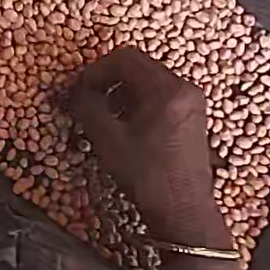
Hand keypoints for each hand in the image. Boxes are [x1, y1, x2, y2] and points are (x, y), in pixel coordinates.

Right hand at [69, 47, 226, 243]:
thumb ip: (88, 107)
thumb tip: (76, 91)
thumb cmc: (147, 177)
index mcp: (166, 89)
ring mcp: (192, 102)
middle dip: (108, 80)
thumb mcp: (108, 140)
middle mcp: (185, 88)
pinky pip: (161, 96)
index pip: (125, 58)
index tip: (81, 90)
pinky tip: (127, 126)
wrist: (184, 210)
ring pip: (149, 81)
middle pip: (138, 66)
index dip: (96, 71)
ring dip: (122, 92)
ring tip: (105, 117)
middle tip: (89, 101)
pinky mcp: (193, 117)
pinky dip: (139, 102)